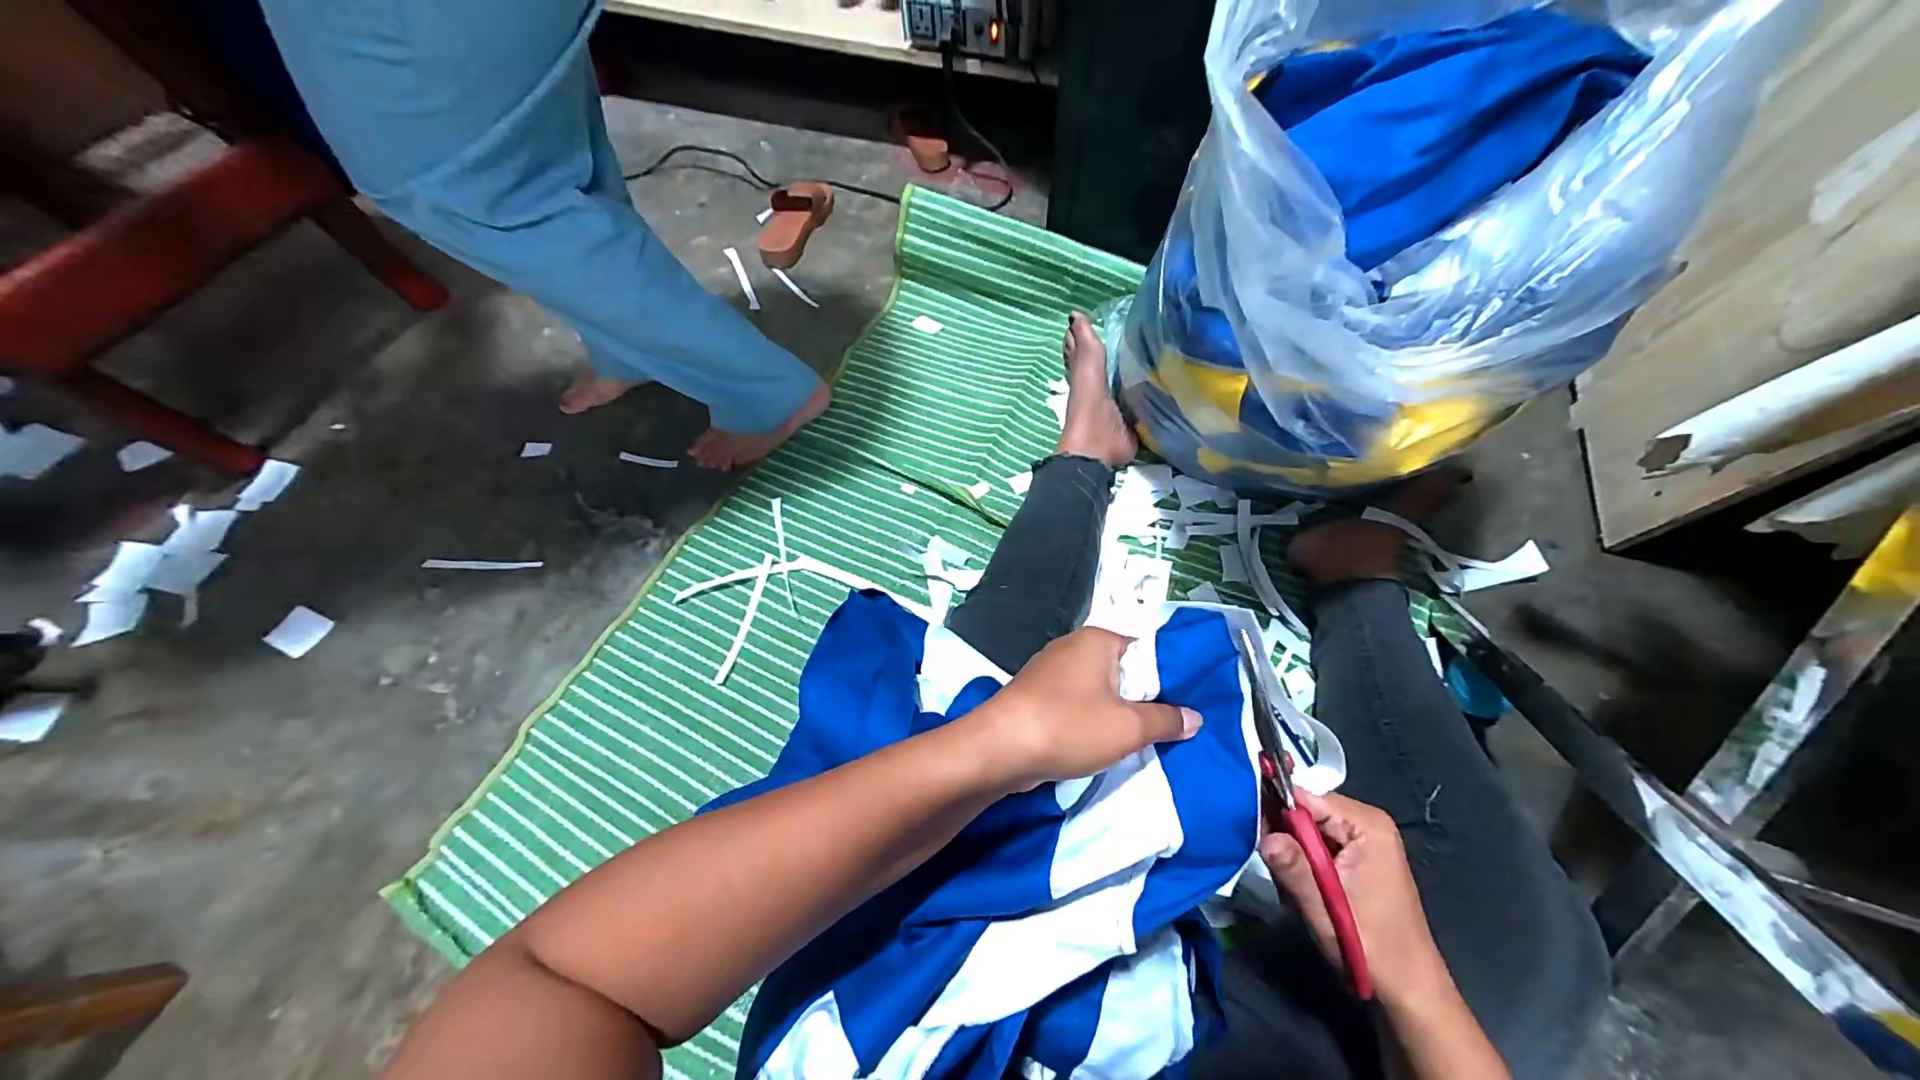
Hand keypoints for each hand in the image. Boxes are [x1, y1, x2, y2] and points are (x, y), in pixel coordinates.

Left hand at [976, 627, 1201, 790]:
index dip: (1170, 672)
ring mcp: (1050, 672)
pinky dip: (1091, 721)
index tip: (1189, 699)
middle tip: (1172, 724)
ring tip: (1143, 739)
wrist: (999, 748)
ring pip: (1099, 689)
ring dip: (1117, 712)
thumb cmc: (1069, 726)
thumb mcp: (1129, 728)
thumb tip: (1193, 717)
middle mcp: (1072, 647)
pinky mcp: (1037, 696)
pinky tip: (1103, 744)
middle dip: (1144, 696)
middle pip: (1123, 668)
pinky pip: (1076, 704)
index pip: (1146, 645)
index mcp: (1097, 640)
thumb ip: (1166, 720)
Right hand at [1260, 791, 1450, 1004]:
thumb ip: (1294, 868)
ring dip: (1291, 858)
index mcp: (1367, 824)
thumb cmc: (1373, 947)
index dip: (1275, 814)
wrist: (1408, 989)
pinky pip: (1313, 845)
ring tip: (1296, 891)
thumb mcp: (1326, 908)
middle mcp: (1365, 822)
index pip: (1303, 796)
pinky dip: (1301, 867)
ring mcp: (1360, 838)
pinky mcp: (1353, 855)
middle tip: (1281, 876)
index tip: (1258, 839)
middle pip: (1302, 811)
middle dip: (1284, 840)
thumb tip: (1264, 836)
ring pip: (1303, 830)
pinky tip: (1304, 892)